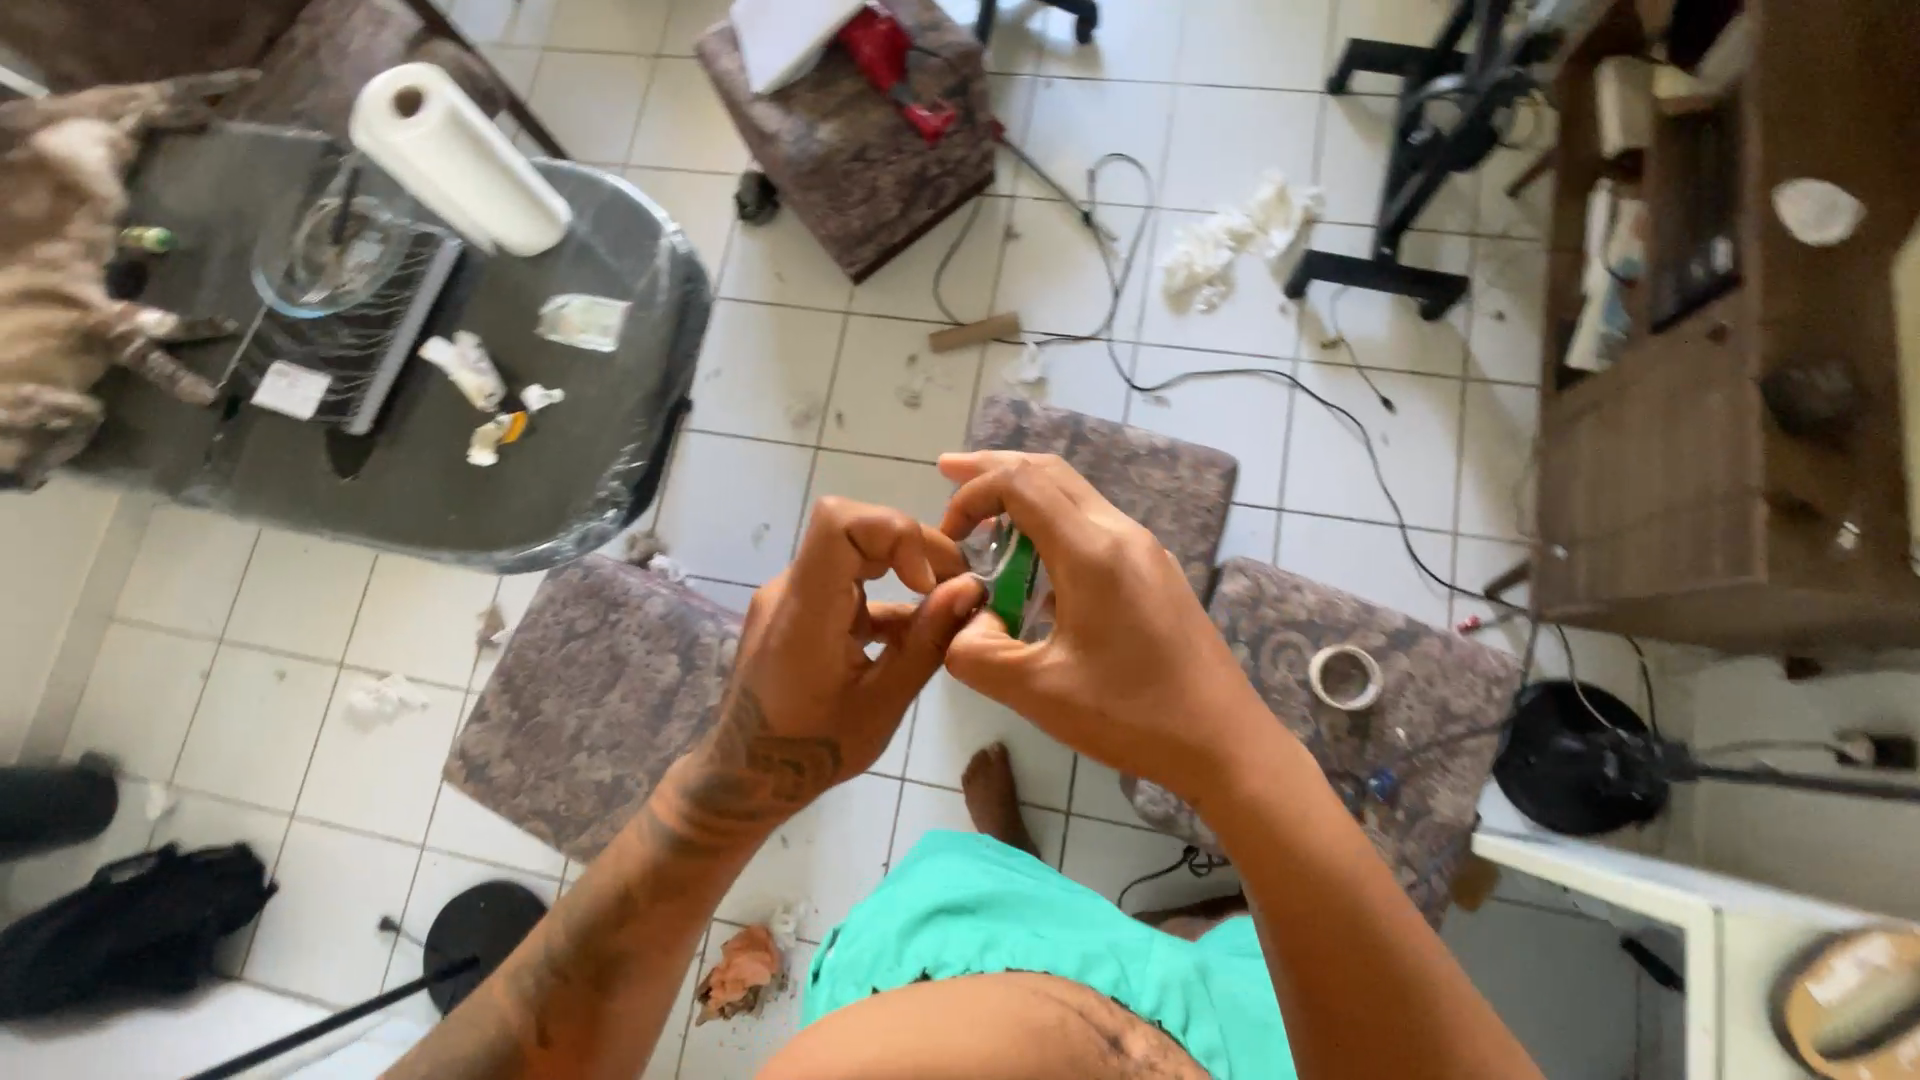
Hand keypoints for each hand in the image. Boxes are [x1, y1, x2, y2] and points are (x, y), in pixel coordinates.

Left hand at [659, 498, 982, 851]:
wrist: (748, 773)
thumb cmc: (814, 749)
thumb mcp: (883, 704)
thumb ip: (927, 642)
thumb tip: (970, 589)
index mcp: (804, 613)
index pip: (839, 524)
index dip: (896, 534)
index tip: (927, 581)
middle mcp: (789, 589)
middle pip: (851, 526)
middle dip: (912, 545)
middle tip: (956, 581)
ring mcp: (789, 595)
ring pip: (852, 549)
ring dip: (902, 567)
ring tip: (943, 604)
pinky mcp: (797, 607)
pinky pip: (845, 580)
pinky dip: (884, 594)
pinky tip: (910, 632)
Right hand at [937, 452, 1269, 801]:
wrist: (1226, 742)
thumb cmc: (1132, 716)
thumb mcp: (1037, 692)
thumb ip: (976, 653)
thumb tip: (963, 623)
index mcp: (1093, 552)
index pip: (1021, 482)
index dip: (972, 491)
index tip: (948, 534)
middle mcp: (1122, 534)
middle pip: (1050, 472)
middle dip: (993, 468)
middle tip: (947, 471)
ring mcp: (1146, 550)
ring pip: (1075, 495)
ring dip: (1025, 497)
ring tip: (984, 519)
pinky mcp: (1157, 572)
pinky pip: (1095, 525)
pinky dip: (1052, 525)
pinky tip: (1035, 565)